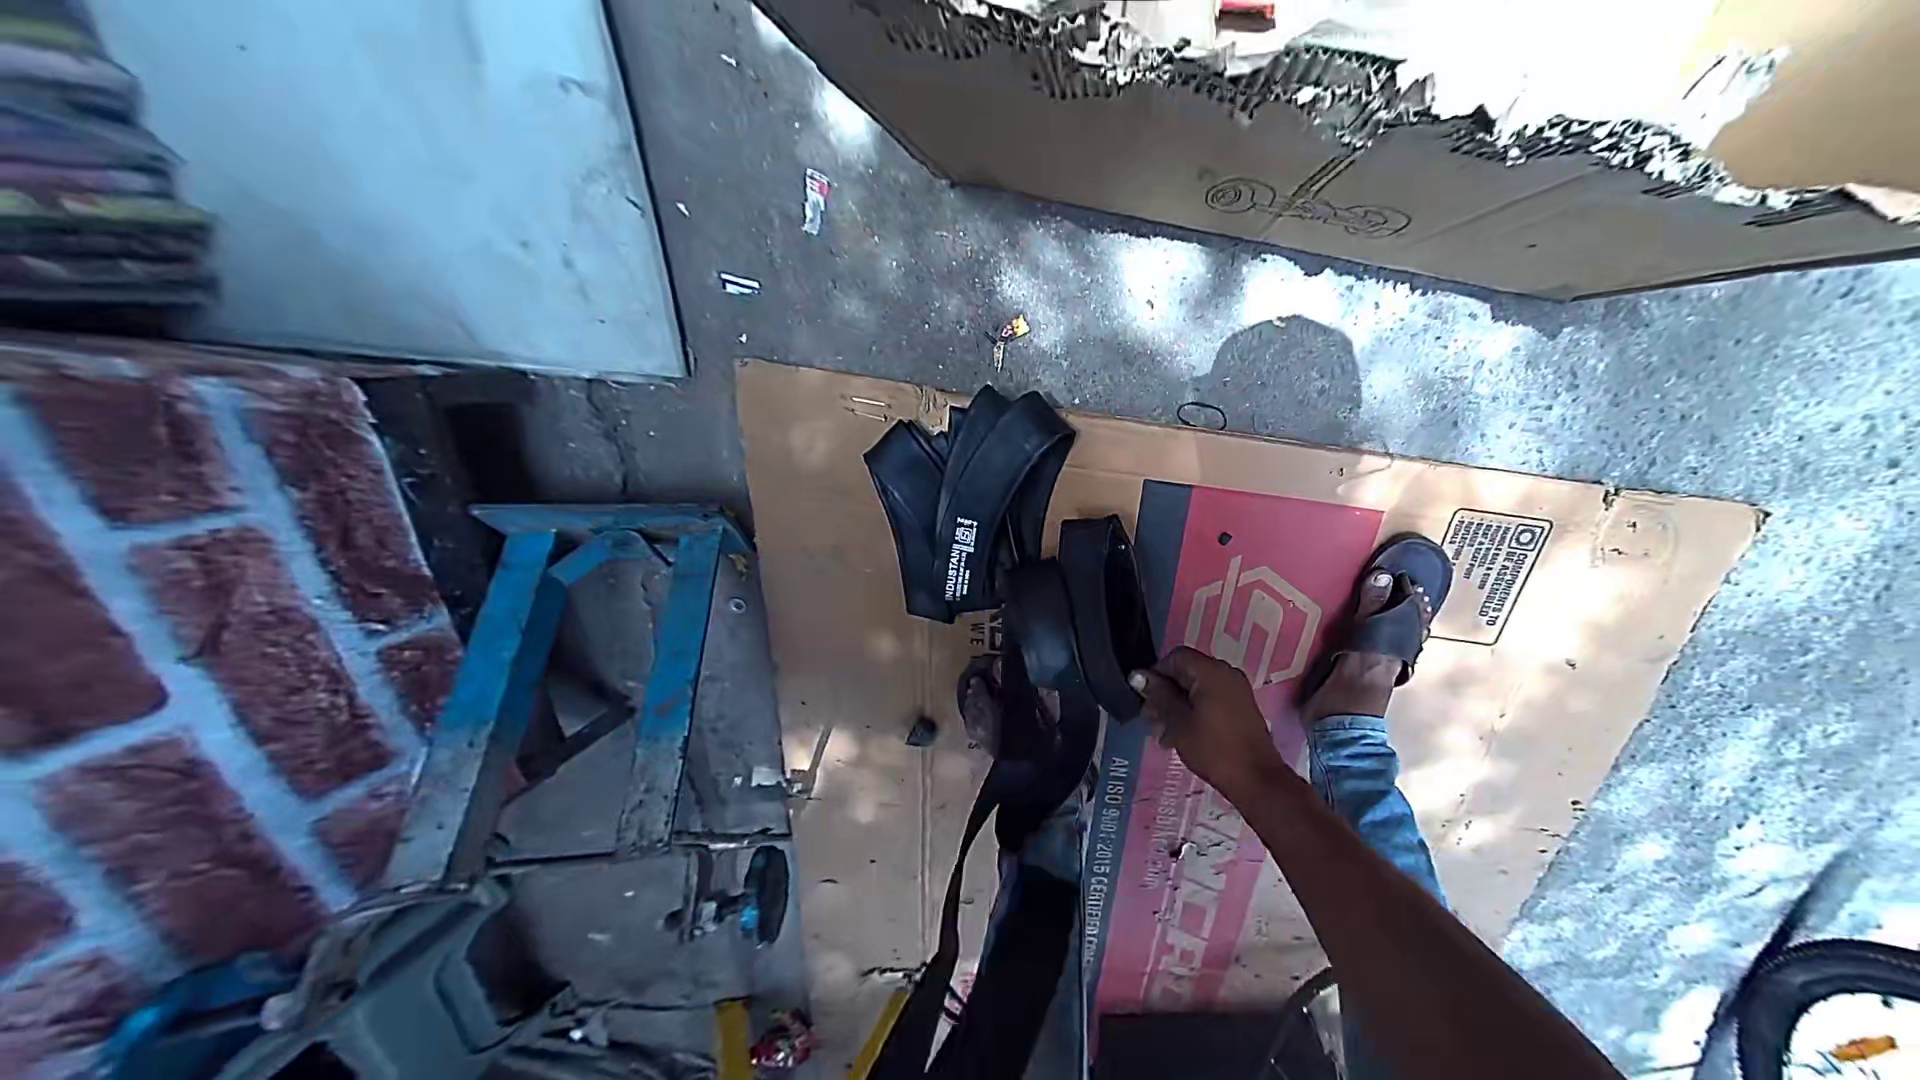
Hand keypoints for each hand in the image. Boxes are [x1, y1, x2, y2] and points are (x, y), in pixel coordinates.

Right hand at [1131, 646, 1287, 800]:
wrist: (1256, 781)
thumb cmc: (1214, 749)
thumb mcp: (1178, 722)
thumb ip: (1158, 695)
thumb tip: (1137, 676)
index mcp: (1212, 672)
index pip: (1176, 657)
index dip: (1156, 674)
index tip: (1147, 700)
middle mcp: (1226, 674)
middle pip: (1186, 671)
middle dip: (1165, 692)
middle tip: (1152, 719)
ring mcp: (1236, 691)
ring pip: (1197, 687)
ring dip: (1177, 704)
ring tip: (1164, 732)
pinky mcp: (1240, 707)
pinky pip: (1210, 698)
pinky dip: (1194, 710)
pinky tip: (1182, 735)